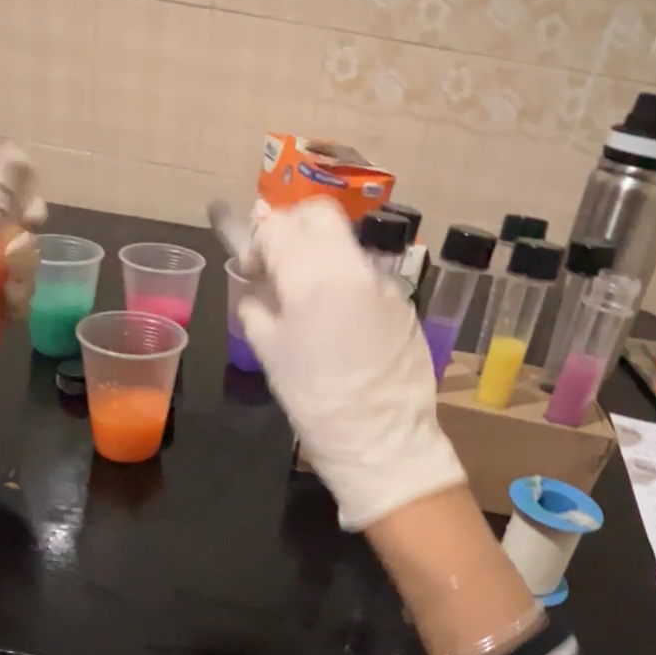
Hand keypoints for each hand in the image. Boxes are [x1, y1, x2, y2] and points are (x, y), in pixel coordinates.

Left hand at [0, 143, 46, 406]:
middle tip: (18, 262)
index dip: (17, 200)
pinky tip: (11, 313)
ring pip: (21, 264)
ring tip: (10, 296)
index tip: (34, 214)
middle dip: (24, 245)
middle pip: (13, 230)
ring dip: (23, 278)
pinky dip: (19, 302)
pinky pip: (19, 293)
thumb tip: (18, 151)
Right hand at [238, 198, 465, 529]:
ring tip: (309, 300)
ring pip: (345, 246)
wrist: (382, 438)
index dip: (257, 239)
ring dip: (322, 257)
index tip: (252, 266)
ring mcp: (383, 283)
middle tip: (279, 262)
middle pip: (319, 216)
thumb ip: (258, 307)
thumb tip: (259, 287)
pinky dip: (347, 285)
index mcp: (312, 277)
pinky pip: (367, 277)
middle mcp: (352, 267)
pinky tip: (341, 324)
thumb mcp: (270, 354)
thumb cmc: (315, 400)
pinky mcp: (403, 303)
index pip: (278, 225)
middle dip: (294, 228)